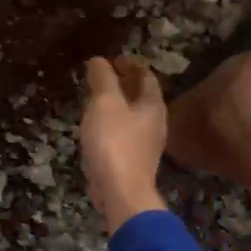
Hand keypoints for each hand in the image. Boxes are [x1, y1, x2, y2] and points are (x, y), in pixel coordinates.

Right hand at [82, 56, 170, 232]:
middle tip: (102, 76)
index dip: (131, 64)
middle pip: (142, 96)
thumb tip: (98, 60)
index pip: (147, 76)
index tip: (113, 59)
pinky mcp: (133, 160)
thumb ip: (102, 78)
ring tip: (96, 100)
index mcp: (153, 105)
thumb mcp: (105, 103)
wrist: (121, 191)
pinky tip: (96, 127)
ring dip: (117, 104)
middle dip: (124, 83)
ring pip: (133, 115)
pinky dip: (112, 123)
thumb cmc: (115, 142)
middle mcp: (155, 123)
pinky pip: (125, 133)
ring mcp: (146, 144)